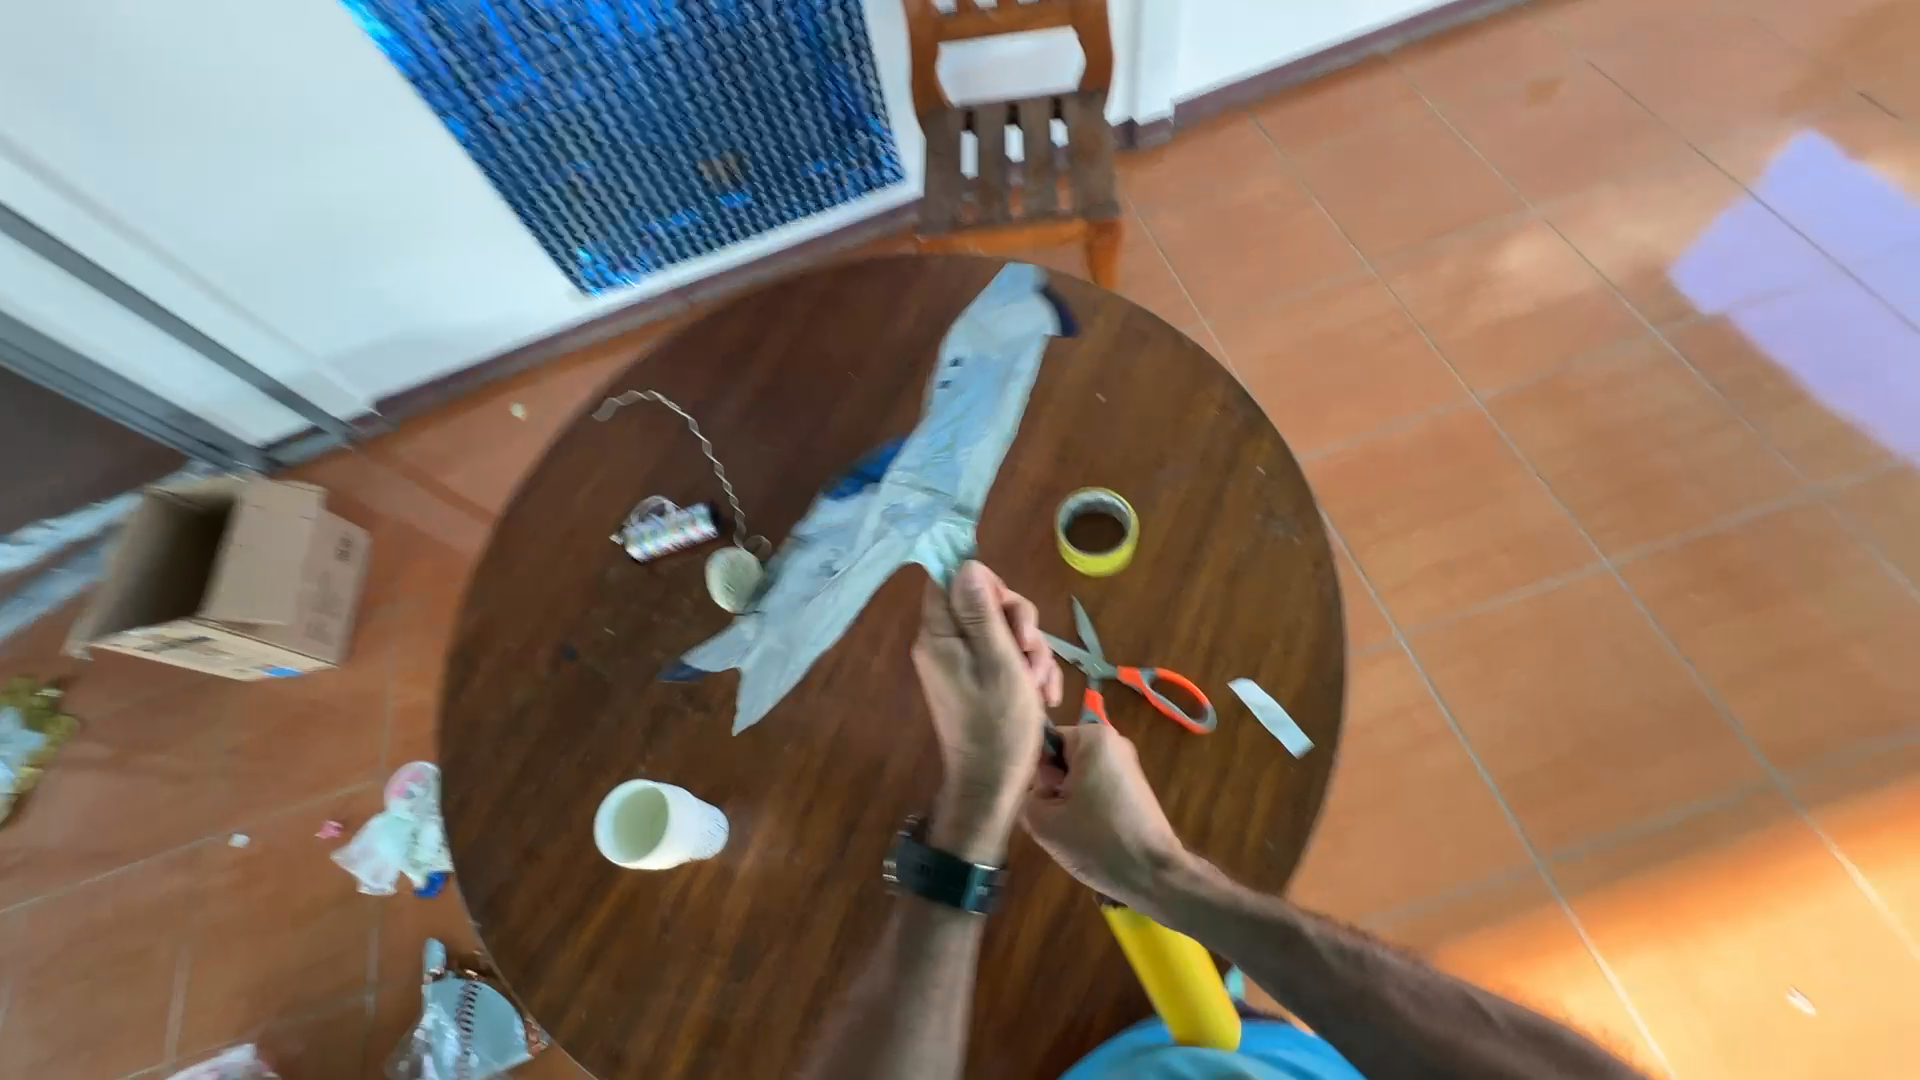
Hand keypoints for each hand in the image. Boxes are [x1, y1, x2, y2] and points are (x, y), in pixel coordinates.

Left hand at [912, 562, 1063, 860]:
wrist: (993, 786)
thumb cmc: (998, 724)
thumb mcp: (998, 660)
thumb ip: (982, 611)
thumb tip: (966, 564)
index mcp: (939, 635)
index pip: (951, 579)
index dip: (986, 584)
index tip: (1010, 609)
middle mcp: (944, 644)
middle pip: (984, 604)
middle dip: (1019, 625)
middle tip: (1031, 653)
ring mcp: (961, 664)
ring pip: (1002, 631)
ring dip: (1031, 653)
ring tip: (1042, 686)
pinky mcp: (978, 681)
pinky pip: (1005, 658)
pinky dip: (1027, 672)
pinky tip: (1045, 696)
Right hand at [1023, 723, 1187, 909]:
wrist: (1154, 875)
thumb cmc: (1098, 842)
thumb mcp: (1042, 821)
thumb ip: (1025, 794)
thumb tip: (1037, 792)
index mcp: (1092, 737)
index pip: (1042, 741)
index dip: (1033, 771)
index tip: (1042, 798)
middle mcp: (1113, 740)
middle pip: (1062, 757)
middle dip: (1053, 785)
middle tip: (1058, 816)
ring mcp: (1126, 763)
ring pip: (1076, 774)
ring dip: (1068, 798)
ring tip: (1074, 827)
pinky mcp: (1134, 785)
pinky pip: (1095, 786)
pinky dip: (1086, 805)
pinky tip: (1090, 830)